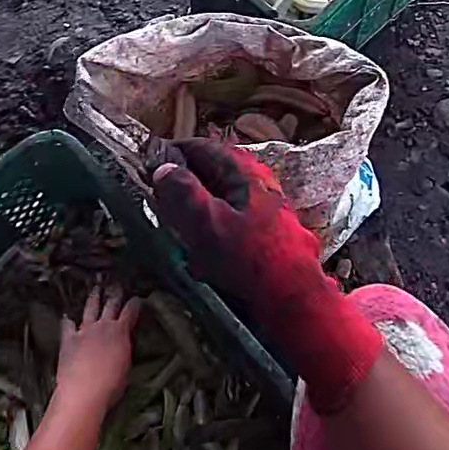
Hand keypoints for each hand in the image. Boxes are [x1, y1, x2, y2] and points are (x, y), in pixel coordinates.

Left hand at [53, 285, 140, 414]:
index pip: (130, 311)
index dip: (134, 303)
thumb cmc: (110, 386)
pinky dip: (68, 320)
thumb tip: (124, 342)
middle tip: (117, 286)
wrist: (83, 392)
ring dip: (94, 298)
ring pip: (90, 308)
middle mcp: (103, 326)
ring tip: (95, 289)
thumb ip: (125, 348)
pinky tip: (66, 316)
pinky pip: (67, 325)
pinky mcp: (69, 339)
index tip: (137, 298)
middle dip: (115, 294)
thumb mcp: (126, 365)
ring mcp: (84, 330)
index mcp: (120, 332)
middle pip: (110, 304)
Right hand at [148, 138, 320, 297]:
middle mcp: (259, 180)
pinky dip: (215, 228)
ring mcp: (268, 206)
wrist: (297, 303)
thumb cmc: (251, 260)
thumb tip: (163, 168)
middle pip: (212, 171)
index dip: (172, 154)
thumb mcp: (206, 223)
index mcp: (243, 169)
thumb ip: (181, 192)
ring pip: (223, 196)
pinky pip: (234, 220)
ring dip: (200, 208)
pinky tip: (207, 254)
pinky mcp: (271, 232)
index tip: (150, 166)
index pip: (200, 147)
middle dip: (185, 184)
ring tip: (180, 229)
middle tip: (161, 199)